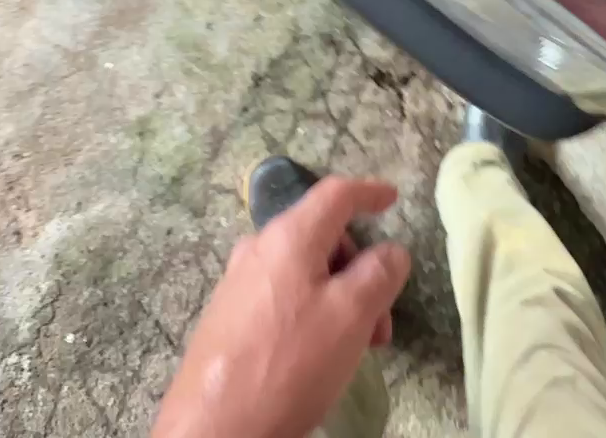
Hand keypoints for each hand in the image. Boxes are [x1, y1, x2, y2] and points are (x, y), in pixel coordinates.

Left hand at [152, 177, 411, 437]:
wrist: (213, 430)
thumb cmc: (289, 362)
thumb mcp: (350, 316)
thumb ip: (379, 275)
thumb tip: (391, 251)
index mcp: (289, 235)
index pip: (335, 194)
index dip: (369, 192)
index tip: (392, 198)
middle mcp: (259, 248)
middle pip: (323, 236)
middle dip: (360, 268)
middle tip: (381, 318)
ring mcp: (239, 282)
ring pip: (304, 271)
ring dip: (340, 297)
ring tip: (357, 348)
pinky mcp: (229, 316)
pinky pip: (283, 295)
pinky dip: (312, 311)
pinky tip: (320, 354)